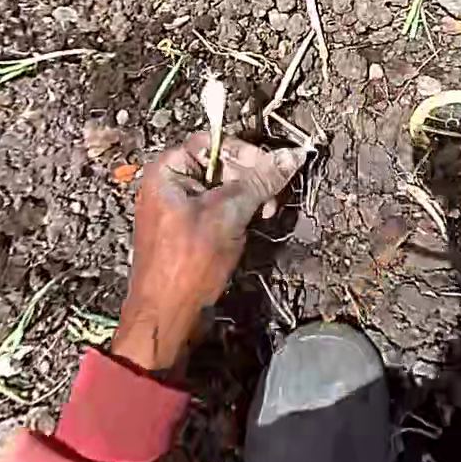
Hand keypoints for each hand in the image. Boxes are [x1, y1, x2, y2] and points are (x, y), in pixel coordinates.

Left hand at [111, 133, 307, 374]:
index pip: (215, 142)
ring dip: (252, 195)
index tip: (270, 170)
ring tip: (265, 213)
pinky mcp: (193, 226)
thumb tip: (294, 154)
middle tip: (271, 197)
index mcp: (168, 170)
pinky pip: (224, 205)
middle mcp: (173, 182)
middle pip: (224, 162)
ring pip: (228, 184)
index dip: (245, 152)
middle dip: (252, 177)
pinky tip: (256, 222)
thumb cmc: (188, 262)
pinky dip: (243, 210)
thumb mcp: (229, 214)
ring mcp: (182, 205)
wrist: (166, 319)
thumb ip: (262, 180)